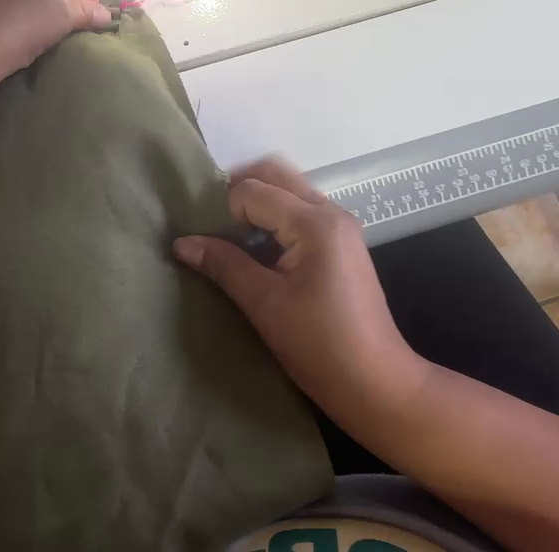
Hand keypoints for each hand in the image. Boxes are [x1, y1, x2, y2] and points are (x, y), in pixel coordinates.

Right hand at [174, 159, 427, 424]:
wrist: (376, 383)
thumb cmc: (319, 345)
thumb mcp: (264, 304)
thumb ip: (224, 265)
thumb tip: (182, 243)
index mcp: (314, 222)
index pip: (253, 191)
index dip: (223, 212)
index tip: (206, 242)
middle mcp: (330, 212)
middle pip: (276, 174)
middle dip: (239, 191)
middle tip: (213, 227)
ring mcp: (340, 226)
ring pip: (290, 190)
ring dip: (258, 204)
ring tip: (232, 240)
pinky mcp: (342, 243)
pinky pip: (301, 211)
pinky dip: (275, 219)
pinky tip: (258, 252)